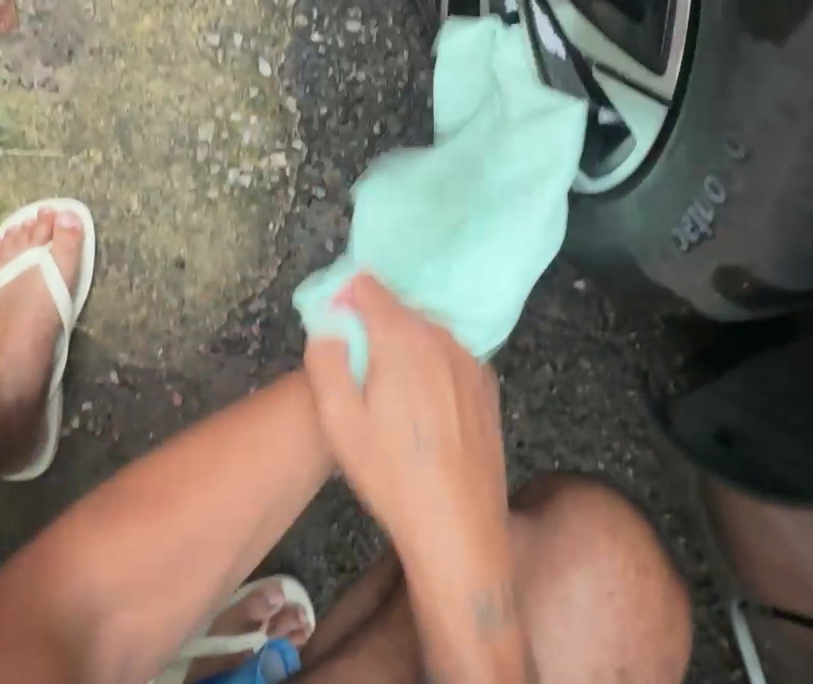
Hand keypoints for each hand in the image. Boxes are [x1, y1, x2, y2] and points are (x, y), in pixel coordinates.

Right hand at [303, 274, 510, 567]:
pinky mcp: (487, 383)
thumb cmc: (390, 475)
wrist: (459, 527)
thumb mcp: (338, 420)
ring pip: (425, 331)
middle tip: (356, 367)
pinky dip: (431, 364)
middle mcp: (441, 335)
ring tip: (389, 393)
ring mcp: (470, 358)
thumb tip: (328, 322)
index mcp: (403, 337)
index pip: (368, 286)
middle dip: (372, 324)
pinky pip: (448, 355)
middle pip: (398, 307)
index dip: (345, 298)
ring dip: (403, 344)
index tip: (334, 327)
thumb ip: (325, 358)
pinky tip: (423, 408)